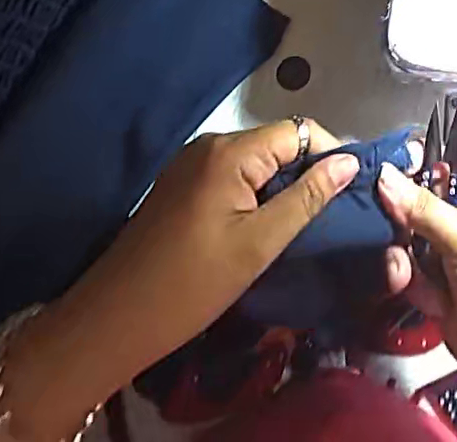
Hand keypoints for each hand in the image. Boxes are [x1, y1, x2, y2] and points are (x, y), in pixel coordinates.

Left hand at [0, 121, 357, 441]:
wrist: (107, 324)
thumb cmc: (190, 285)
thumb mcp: (259, 244)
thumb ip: (308, 197)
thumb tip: (349, 162)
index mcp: (231, 152)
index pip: (300, 130)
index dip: (329, 154)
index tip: (347, 190)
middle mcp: (212, 143)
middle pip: (279, 141)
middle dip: (307, 169)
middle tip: (327, 210)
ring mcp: (193, 160)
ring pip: (259, 157)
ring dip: (283, 181)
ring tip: (299, 219)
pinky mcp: (182, 180)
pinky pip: (235, 170)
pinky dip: (257, 188)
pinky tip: (261, 221)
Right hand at [377, 165, 456, 441]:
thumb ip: (426, 210)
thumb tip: (388, 177)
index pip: (428, 171)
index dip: (402, 176)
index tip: (380, 190)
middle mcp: (452, 220)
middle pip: (405, 206)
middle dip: (400, 230)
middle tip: (406, 247)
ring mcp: (438, 251)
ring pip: (397, 240)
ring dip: (404, 264)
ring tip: (424, 283)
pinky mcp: (425, 280)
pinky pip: (398, 270)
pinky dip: (407, 284)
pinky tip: (428, 299)